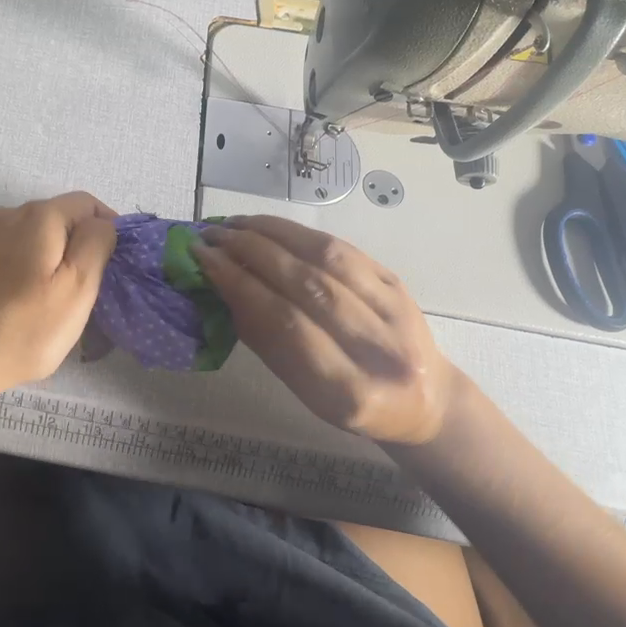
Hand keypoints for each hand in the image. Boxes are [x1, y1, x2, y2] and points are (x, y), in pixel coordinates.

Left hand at [0, 193, 118, 412]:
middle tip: (89, 293)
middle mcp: (7, 215)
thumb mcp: (77, 288)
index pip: (87, 203)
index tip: (115, 268)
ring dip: (55, 262)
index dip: (109, 229)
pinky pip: (14, 255)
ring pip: (36, 238)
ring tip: (58, 305)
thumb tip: (102, 223)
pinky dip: (30, 272)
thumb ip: (96, 244)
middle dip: (80, 247)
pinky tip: (28, 306)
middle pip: (60, 219)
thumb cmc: (23, 329)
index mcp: (37, 215)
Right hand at [195, 216, 456, 444]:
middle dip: (251, 253)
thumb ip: (262, 336)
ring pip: (326, 258)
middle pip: (307, 285)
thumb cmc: (350, 402)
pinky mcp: (398, 283)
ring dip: (272, 234)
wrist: (422, 399)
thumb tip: (218, 281)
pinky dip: (298, 232)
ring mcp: (395, 311)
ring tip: (234, 225)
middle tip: (212, 237)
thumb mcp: (301, 387)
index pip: (286, 324)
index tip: (203, 260)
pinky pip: (343, 248)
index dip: (240, 285)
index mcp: (349, 392)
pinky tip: (268, 226)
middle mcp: (380, 350)